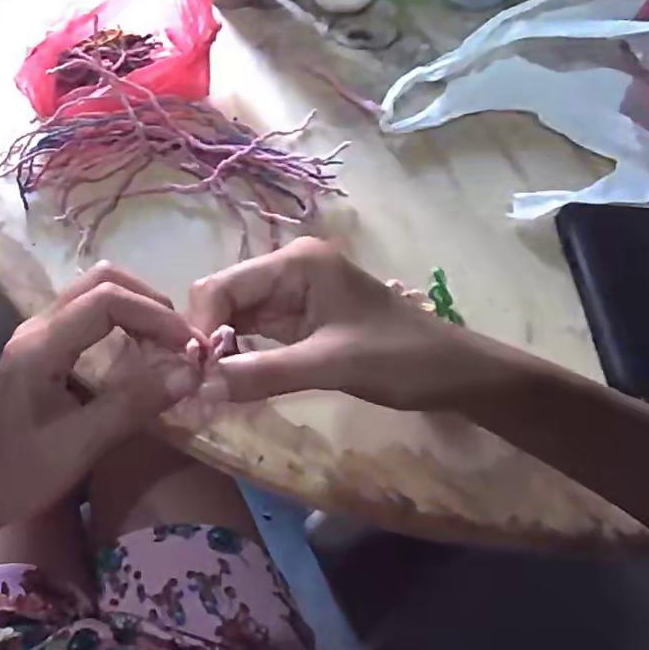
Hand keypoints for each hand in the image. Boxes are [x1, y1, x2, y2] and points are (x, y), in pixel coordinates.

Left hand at [0, 264, 200, 540]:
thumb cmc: (22, 474)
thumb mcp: (82, 443)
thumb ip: (135, 402)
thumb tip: (191, 371)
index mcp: (40, 345)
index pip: (105, 300)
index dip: (154, 315)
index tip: (189, 344)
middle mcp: (37, 327)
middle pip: (100, 280)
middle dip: (149, 302)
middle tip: (181, 338)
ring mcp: (38, 333)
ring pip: (95, 291)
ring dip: (137, 307)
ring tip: (168, 341)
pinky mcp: (45, 347)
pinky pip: (90, 313)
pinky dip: (124, 320)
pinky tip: (142, 349)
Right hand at [186, 237, 537, 410]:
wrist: (455, 373)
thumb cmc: (400, 357)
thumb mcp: (331, 364)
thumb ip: (264, 372)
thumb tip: (200, 387)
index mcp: (294, 263)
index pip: (222, 286)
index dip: (200, 326)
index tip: (193, 373)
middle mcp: (286, 271)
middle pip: (222, 299)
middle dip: (206, 338)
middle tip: (197, 385)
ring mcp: (290, 295)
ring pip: (233, 318)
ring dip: (219, 350)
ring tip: (208, 386)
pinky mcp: (296, 321)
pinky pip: (253, 335)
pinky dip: (239, 357)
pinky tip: (232, 381)